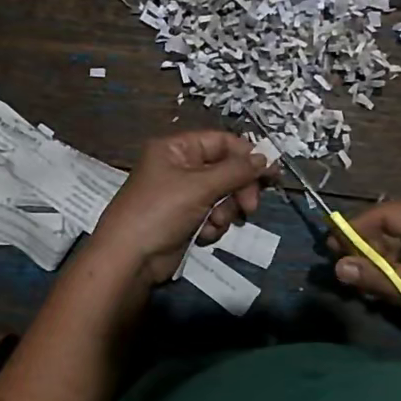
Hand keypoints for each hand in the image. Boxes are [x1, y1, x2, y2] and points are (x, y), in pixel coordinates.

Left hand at [88, 131, 270, 284]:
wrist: (130, 258)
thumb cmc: (160, 211)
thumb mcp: (199, 186)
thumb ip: (235, 171)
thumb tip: (265, 158)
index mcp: (176, 148)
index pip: (220, 142)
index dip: (246, 156)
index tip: (271, 173)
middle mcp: (178, 167)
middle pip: (224, 169)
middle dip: (238, 189)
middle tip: (250, 207)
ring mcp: (181, 194)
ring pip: (222, 195)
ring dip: (225, 210)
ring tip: (216, 223)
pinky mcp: (184, 219)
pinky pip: (212, 215)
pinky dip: (213, 225)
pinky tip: (204, 235)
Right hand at [328, 200, 400, 357]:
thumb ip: (380, 278)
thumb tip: (336, 268)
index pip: (386, 214)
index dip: (356, 228)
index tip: (329, 247)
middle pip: (389, 232)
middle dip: (364, 251)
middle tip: (340, 270)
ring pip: (396, 251)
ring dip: (376, 268)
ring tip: (355, 285)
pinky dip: (391, 279)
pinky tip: (376, 293)